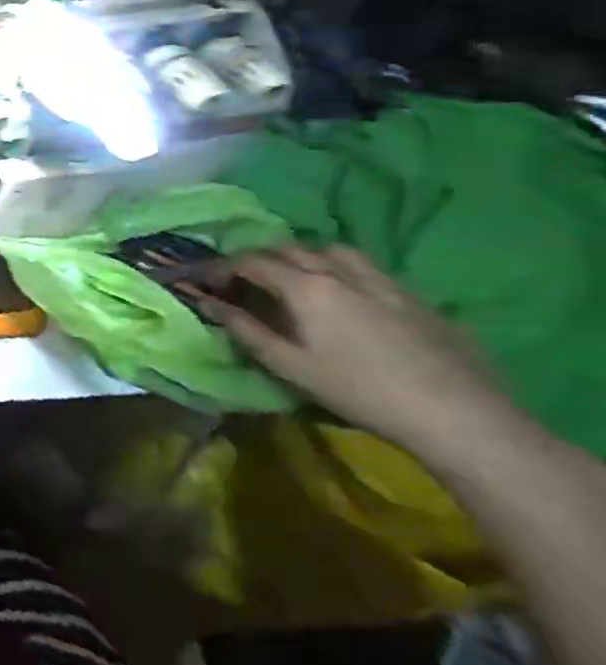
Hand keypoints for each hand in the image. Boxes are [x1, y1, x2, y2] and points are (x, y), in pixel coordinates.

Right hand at [184, 246, 509, 451]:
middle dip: (257, 258)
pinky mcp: (415, 297)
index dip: (220, 268)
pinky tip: (344, 294)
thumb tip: (207, 302)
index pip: (250, 261)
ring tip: (293, 276)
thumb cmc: (359, 391)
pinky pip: (367, 268)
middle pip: (289, 248)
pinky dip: (340, 269)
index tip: (205, 284)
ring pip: (332, 250)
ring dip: (303, 255)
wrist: (459, 416)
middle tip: (242, 279)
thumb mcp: (289, 365)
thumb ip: (244, 329)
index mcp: (305, 287)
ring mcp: (383, 282)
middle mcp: (340, 273)